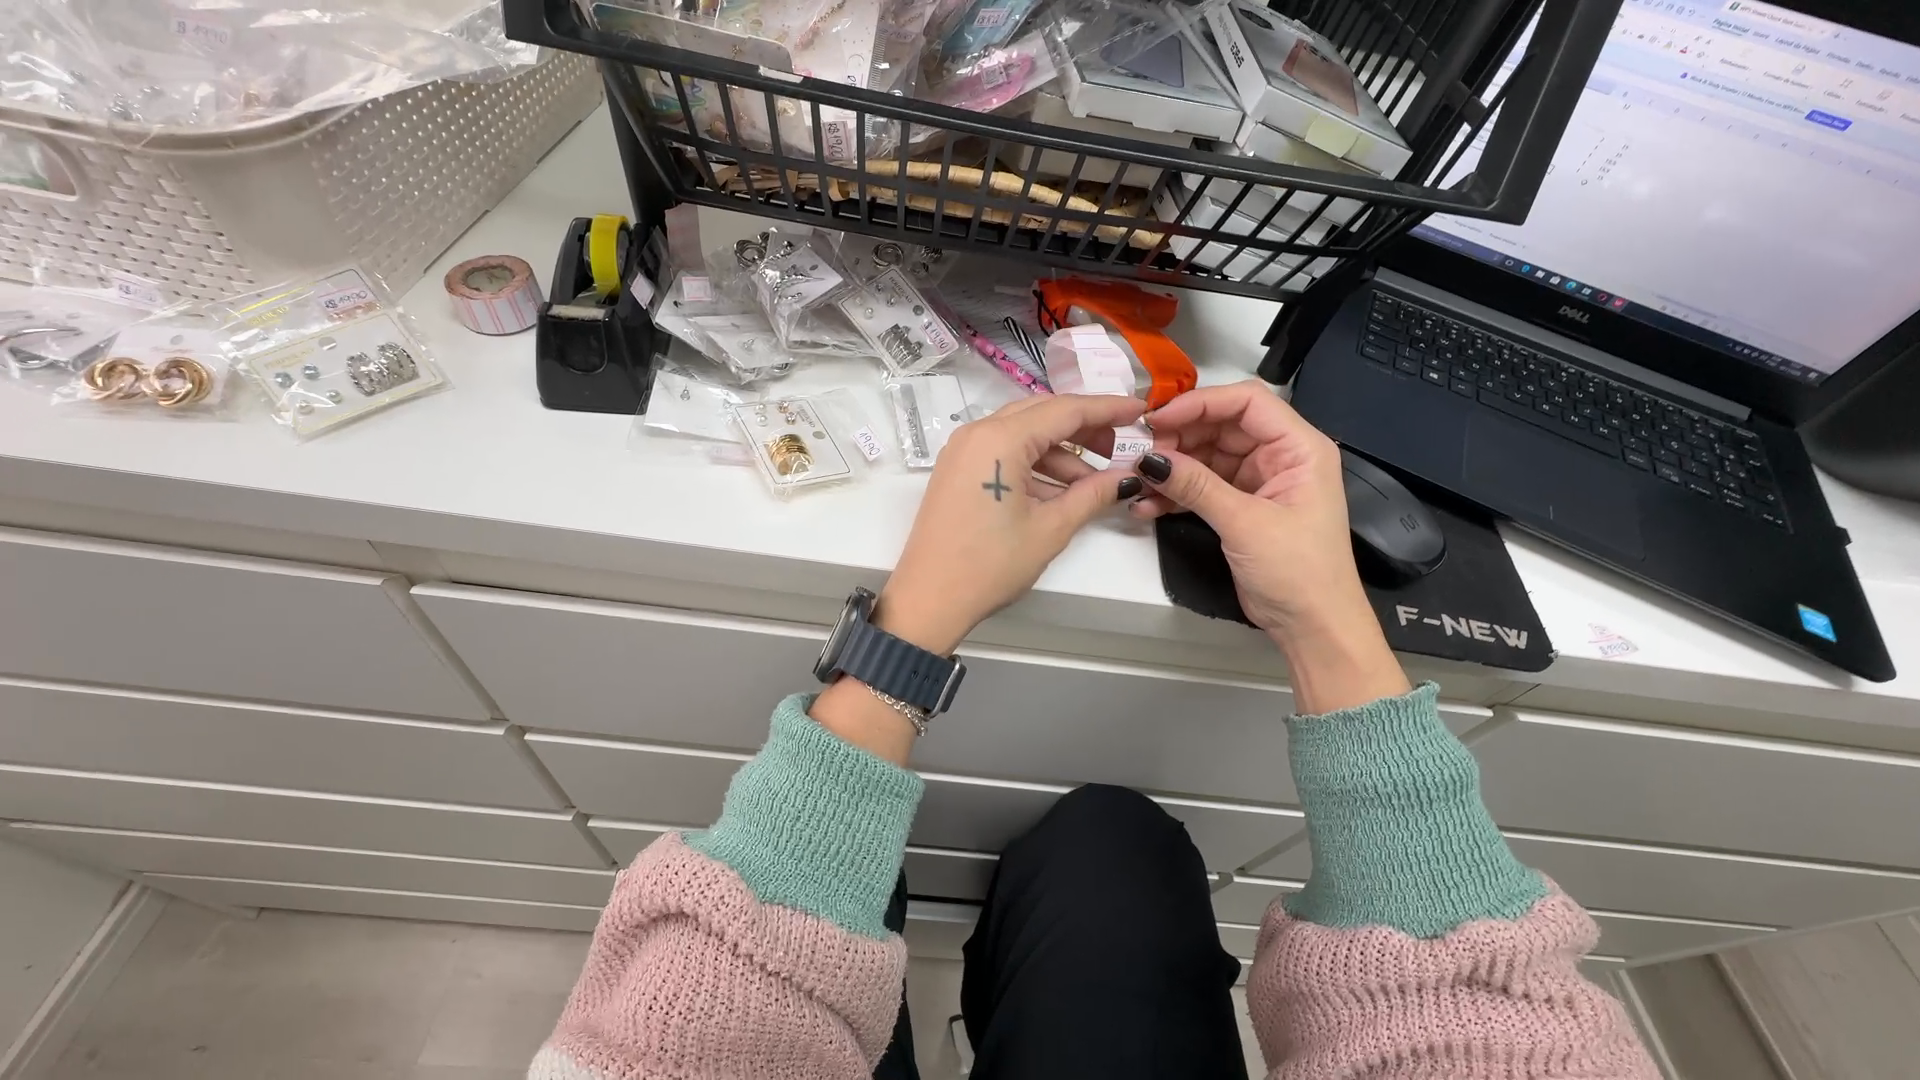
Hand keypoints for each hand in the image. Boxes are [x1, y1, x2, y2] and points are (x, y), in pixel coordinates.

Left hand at [877, 393, 1148, 654]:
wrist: (930, 599)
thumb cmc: (991, 564)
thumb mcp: (1051, 528)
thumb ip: (1092, 495)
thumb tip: (1128, 477)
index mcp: (1000, 439)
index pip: (1065, 410)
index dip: (1107, 408)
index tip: (1140, 410)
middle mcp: (977, 432)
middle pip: (1042, 414)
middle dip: (1084, 428)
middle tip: (1119, 448)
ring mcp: (963, 450)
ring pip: (1023, 433)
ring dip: (1060, 452)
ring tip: (1094, 482)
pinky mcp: (957, 470)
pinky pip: (1003, 451)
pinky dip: (1035, 464)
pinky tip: (1061, 491)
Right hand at [1131, 381, 1408, 712]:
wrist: (1313, 626)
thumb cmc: (1303, 575)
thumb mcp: (1245, 524)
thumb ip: (1196, 486)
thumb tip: (1152, 459)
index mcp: (1299, 448)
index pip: (1246, 402)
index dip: (1200, 403)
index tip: (1160, 419)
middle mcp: (1280, 457)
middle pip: (1220, 426)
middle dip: (1179, 437)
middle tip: (1141, 451)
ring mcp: (1258, 482)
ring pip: (1205, 456)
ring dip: (1171, 467)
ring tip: (1139, 480)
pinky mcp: (1241, 506)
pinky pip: (1201, 486)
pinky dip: (1175, 493)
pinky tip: (1148, 504)